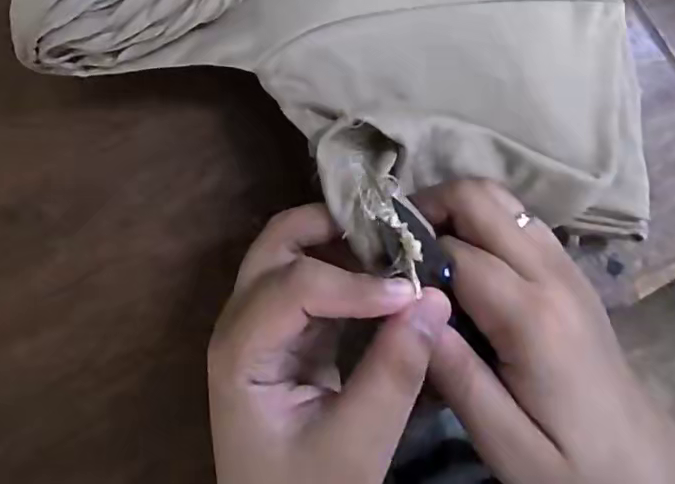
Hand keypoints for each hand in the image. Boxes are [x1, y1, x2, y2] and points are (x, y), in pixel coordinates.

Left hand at [209, 204, 452, 483]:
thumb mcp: (356, 448)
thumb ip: (394, 372)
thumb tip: (434, 298)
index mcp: (240, 349)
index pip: (296, 285)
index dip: (355, 283)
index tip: (409, 291)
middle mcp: (240, 321)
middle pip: (279, 242)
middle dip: (332, 227)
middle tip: (389, 234)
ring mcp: (259, 322)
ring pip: (292, 249)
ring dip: (339, 239)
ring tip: (391, 248)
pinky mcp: (285, 332)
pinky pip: (311, 276)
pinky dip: (345, 265)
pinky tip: (382, 275)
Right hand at [416, 180, 674, 483]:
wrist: (650, 466)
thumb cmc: (577, 465)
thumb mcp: (511, 448)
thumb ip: (458, 378)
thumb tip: (409, 309)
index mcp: (532, 316)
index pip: (455, 251)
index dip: (414, 254)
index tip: (385, 273)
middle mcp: (549, 271)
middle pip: (479, 197)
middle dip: (431, 205)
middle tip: (401, 242)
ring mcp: (564, 262)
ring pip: (499, 196)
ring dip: (456, 206)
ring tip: (428, 244)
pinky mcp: (568, 266)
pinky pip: (516, 214)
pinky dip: (482, 217)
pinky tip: (467, 254)